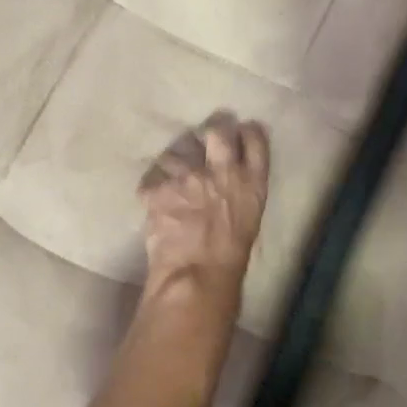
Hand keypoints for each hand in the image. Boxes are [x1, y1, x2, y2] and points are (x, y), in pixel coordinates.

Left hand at [137, 110, 270, 307]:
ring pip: (176, 152)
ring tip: (172, 178)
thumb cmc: (231, 255)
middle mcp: (222, 169)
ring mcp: (189, 176)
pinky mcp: (160, 188)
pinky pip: (152, 177)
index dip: (246, 131)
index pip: (255, 138)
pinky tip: (155, 198)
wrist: (197, 276)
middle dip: (211, 130)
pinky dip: (152, 187)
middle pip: (217, 130)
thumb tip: (232, 178)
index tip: (240, 132)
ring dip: (174, 164)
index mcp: (252, 179)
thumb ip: (243, 188)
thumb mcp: (251, 215)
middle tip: (205, 137)